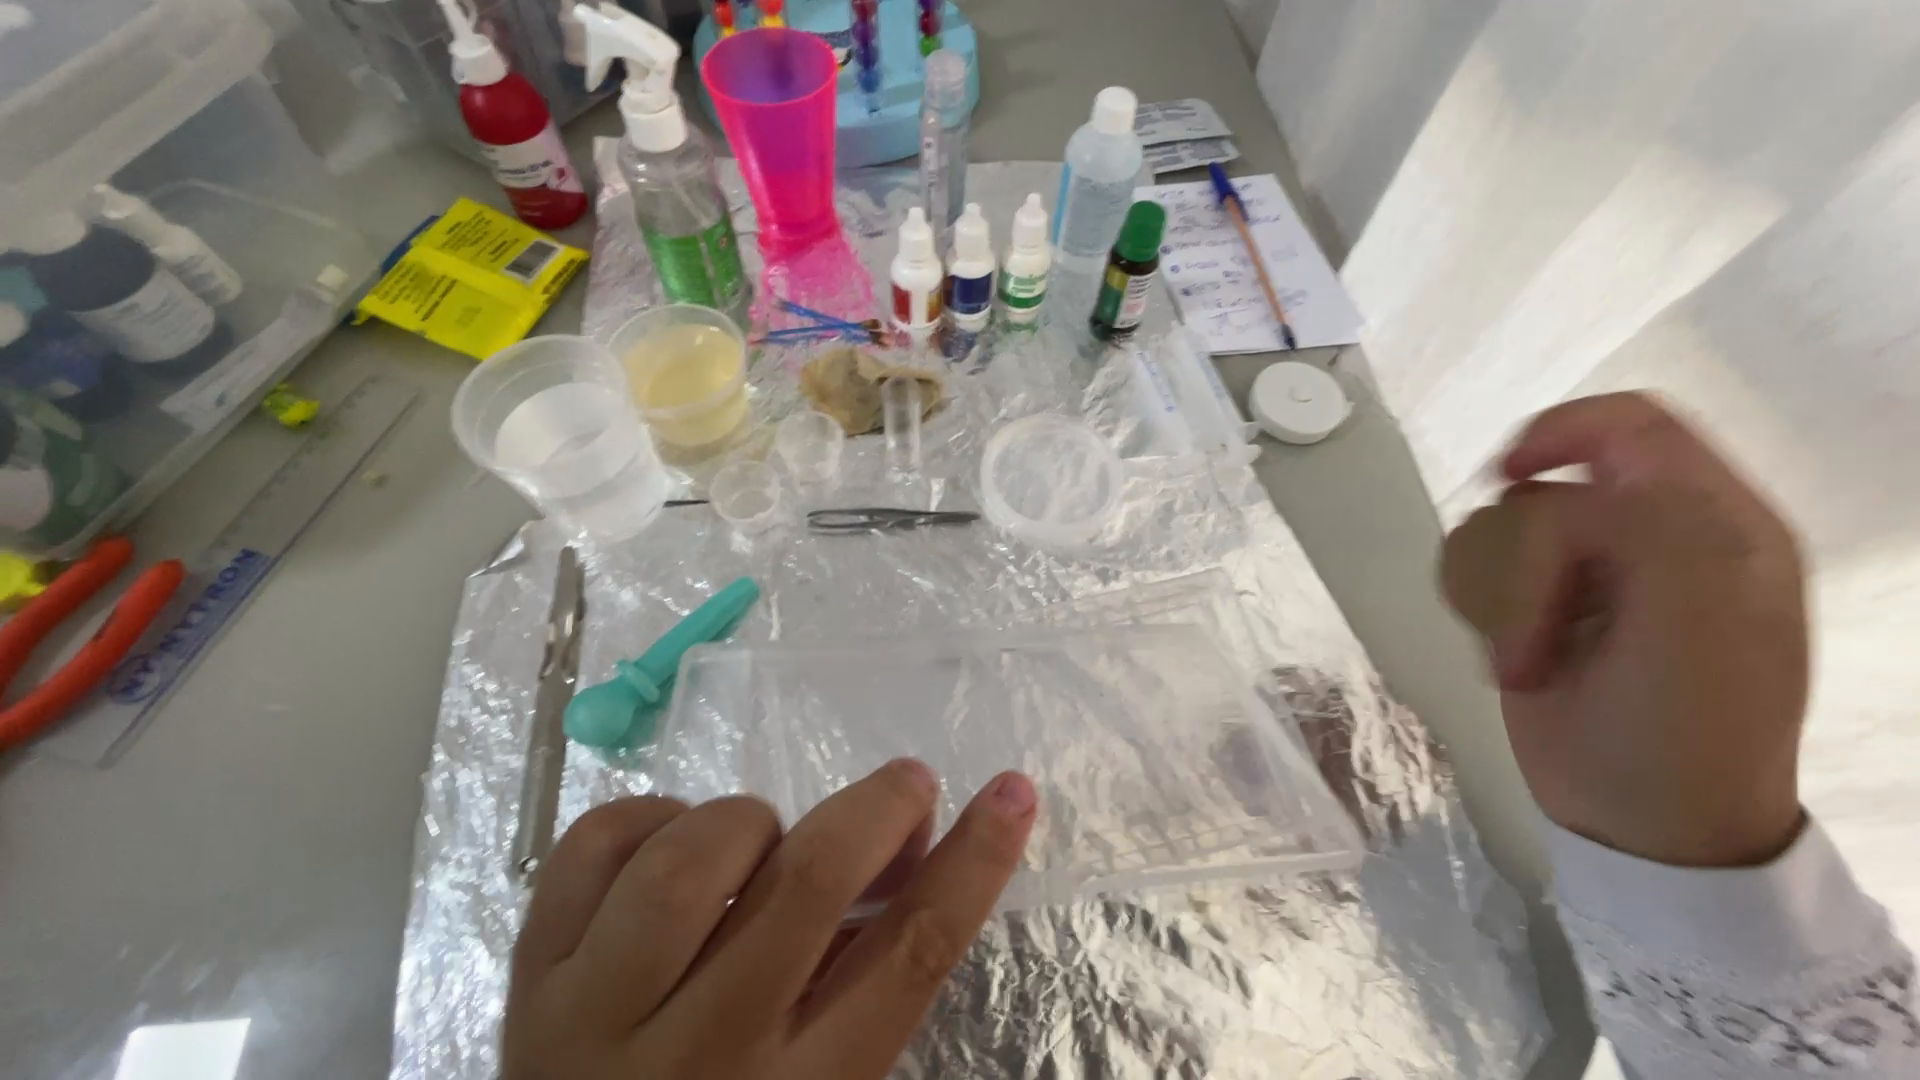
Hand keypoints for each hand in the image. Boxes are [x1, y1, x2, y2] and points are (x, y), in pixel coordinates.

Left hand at [502, 760, 1036, 1078]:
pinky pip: (595, 847)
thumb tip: (900, 848)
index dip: (973, 863)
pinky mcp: (530, 975)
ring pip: (690, 860)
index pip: (909, 956)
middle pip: (809, 887)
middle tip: (907, 782)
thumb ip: (863, 974)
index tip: (1012, 794)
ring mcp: (600, 1013)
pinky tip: (671, 840)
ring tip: (765, 837)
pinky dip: (649, 815)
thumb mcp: (821, 1079)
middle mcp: (704, 1051)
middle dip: (876, 810)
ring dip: (751, 821)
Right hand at [1440, 393, 1807, 866]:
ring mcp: (1588, 578)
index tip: (1505, 479)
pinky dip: (1475, 604)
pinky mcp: (1537, 608)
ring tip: (1520, 655)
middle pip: (1548, 488)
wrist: (1639, 828)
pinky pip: (1477, 567)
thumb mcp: (1697, 632)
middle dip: (1518, 553)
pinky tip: (1505, 652)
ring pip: (1499, 528)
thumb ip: (1665, 533)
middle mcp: (1650, 541)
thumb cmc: (1678, 735)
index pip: (1634, 428)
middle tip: (1527, 626)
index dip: (1562, 434)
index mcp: (1715, 529)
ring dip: (1492, 589)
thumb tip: (1596, 481)